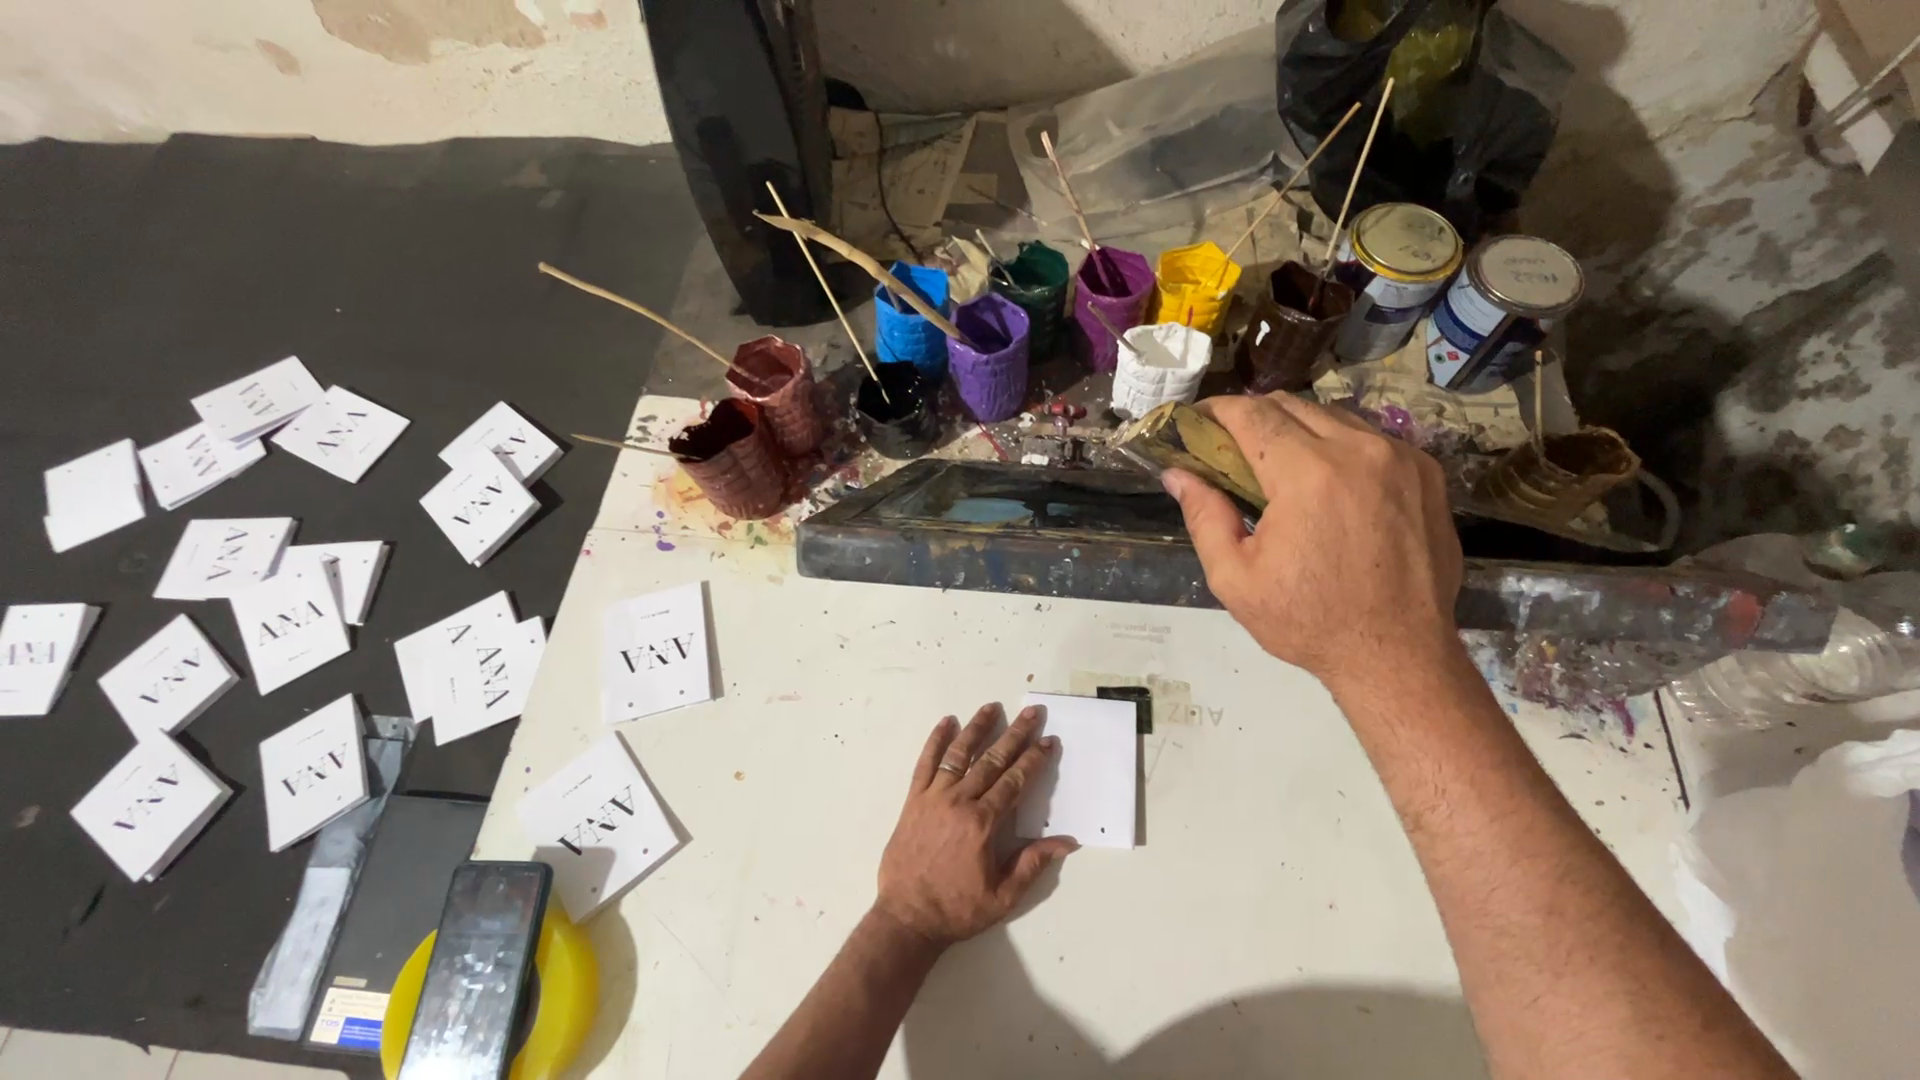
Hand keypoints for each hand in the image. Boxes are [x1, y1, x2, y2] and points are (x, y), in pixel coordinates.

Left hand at [873, 704, 1078, 948]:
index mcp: (983, 824)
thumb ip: (1033, 864)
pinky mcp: (913, 800)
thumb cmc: (957, 910)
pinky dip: (935, 741)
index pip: (1015, 782)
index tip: (1048, 740)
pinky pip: (925, 763)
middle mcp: (959, 802)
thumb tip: (1068, 842)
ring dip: (977, 728)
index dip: (1034, 759)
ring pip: (959, 754)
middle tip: (1031, 712)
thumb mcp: (1004, 896)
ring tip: (992, 707)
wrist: (907, 917)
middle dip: (1015, 734)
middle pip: (992, 760)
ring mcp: (933, 798)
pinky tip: (946, 722)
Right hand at [1161, 393, 1463, 692]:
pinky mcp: (1426, 473)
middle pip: (1291, 405)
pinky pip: (1371, 438)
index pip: (1252, 414)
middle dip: (1253, 416)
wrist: (1398, 654)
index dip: (1217, 411)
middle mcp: (1358, 450)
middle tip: (1229, 446)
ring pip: (1333, 416)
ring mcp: (1400, 457)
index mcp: (1307, 474)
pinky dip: (1339, 445)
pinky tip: (1327, 481)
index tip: (1196, 420)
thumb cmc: (1308, 621)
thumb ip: (1204, 517)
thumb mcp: (1235, 578)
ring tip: (1276, 463)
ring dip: (1297, 428)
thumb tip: (1177, 474)